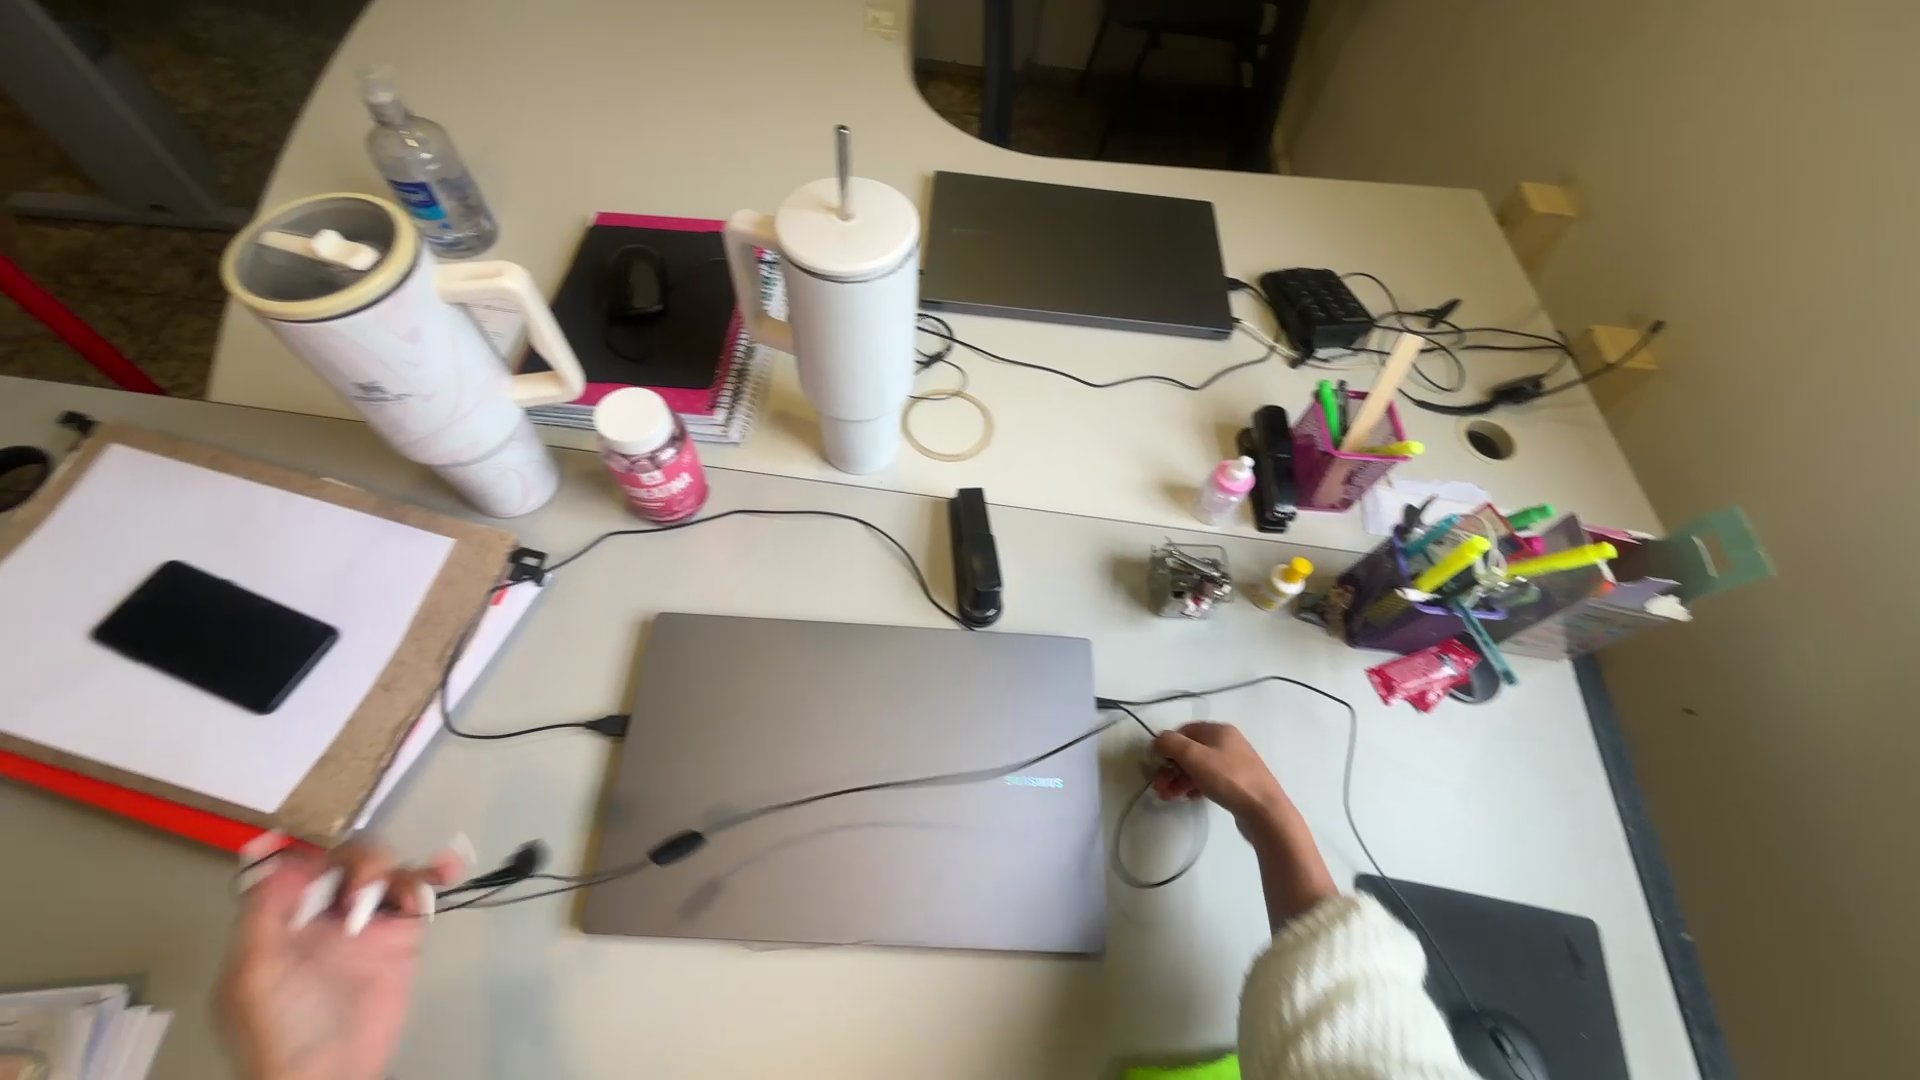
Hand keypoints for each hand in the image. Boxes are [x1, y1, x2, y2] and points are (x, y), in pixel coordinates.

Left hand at [217, 838, 462, 1079]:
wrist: (329, 1072)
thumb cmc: (281, 1025)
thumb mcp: (253, 975)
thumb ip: (263, 915)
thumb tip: (279, 857)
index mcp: (281, 921)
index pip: (296, 868)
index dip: (311, 853)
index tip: (326, 854)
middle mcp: (324, 915)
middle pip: (347, 861)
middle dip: (361, 860)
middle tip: (366, 885)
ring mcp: (367, 922)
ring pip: (387, 870)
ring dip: (397, 866)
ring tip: (403, 889)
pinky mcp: (403, 933)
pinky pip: (420, 893)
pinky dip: (436, 874)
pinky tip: (449, 867)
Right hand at [1152, 721, 1336, 924]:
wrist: (1265, 812)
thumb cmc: (1228, 779)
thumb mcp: (1193, 756)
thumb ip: (1169, 744)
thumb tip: (1157, 741)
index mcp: (1219, 730)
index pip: (1183, 731)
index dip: (1167, 745)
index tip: (1156, 764)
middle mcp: (1228, 743)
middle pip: (1190, 751)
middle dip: (1171, 768)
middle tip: (1159, 787)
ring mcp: (1235, 763)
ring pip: (1199, 767)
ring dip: (1180, 779)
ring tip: (1168, 797)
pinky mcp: (1238, 783)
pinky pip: (1210, 780)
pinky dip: (1195, 786)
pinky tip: (1189, 798)